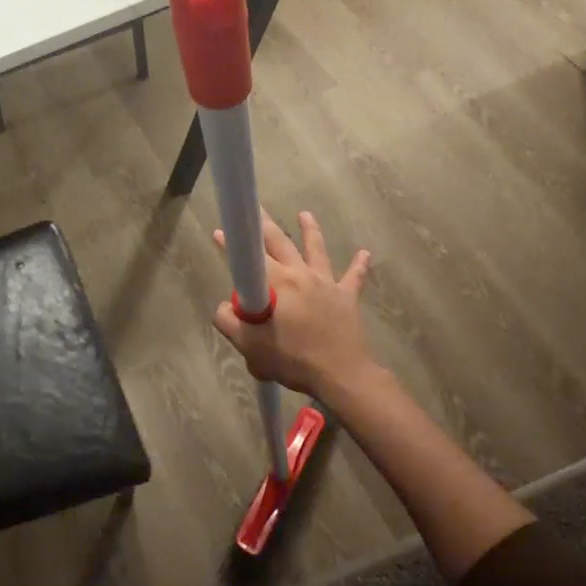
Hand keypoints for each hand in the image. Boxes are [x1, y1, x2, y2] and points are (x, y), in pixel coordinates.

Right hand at [211, 209, 377, 402]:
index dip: (233, 242)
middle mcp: (300, 274)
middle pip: (280, 242)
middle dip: (264, 224)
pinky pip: (353, 278)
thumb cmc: (292, 359)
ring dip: (310, 231)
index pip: (249, 255)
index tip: (220, 232)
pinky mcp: (346, 298)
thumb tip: (224, 306)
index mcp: (276, 282)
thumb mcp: (248, 345)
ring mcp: (326, 284)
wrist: (341, 376)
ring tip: (305, 215)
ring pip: (316, 250)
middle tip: (256, 209)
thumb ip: (228, 321)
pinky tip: (364, 254)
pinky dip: (358, 265)